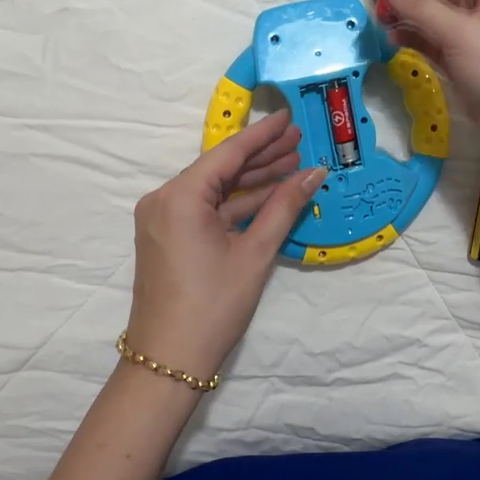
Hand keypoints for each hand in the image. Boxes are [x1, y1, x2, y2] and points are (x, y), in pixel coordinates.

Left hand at [124, 110, 325, 379]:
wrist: (167, 363)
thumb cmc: (213, 305)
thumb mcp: (255, 252)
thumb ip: (284, 205)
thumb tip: (315, 172)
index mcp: (179, 196)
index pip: (229, 153)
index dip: (263, 134)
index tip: (288, 116)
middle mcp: (164, 199)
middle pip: (221, 167)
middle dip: (261, 156)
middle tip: (299, 140)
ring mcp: (163, 218)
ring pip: (216, 187)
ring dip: (252, 178)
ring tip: (292, 163)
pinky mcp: (168, 236)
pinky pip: (207, 207)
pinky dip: (237, 202)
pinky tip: (270, 193)